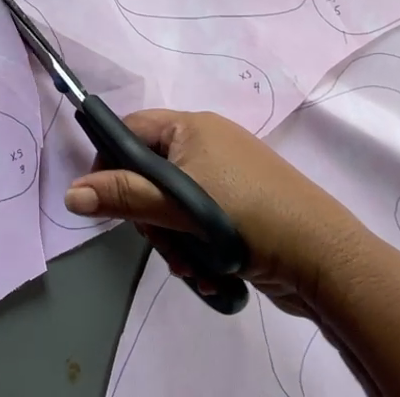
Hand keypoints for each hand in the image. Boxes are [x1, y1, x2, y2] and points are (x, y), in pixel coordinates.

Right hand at [62, 108, 369, 316]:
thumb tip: (70, 194)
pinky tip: (208, 273)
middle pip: (148, 173)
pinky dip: (196, 247)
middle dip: (148, 215)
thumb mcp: (179, 205)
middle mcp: (207, 144)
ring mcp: (227, 177)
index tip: (105, 200)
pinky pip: (198, 220)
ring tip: (192, 267)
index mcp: (191, 127)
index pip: (130, 130)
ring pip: (172, 204)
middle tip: (161, 240)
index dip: (110, 162)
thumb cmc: (250, 217)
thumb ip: (123, 197)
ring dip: (173, 240)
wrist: (329, 261)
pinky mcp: (242, 208)